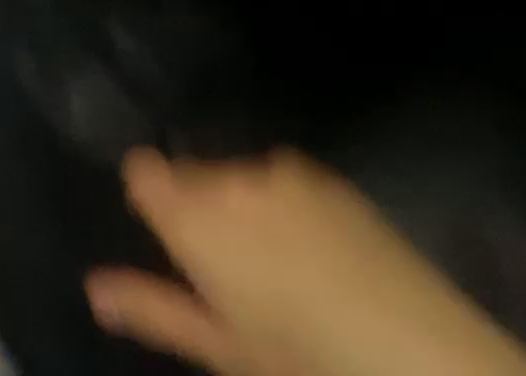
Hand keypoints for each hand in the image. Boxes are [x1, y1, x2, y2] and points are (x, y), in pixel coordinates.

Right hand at [86, 148, 525, 375]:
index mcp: (193, 215)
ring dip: (240, 202)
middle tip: (227, 266)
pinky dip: (283, 200)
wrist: (433, 362)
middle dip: (196, 204)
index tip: (161, 230)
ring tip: (277, 261)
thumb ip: (153, 308)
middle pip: (190, 172)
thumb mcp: (223, 347)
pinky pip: (282, 176)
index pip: (141, 168)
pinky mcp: (333, 180)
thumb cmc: (305, 361)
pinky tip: (316, 249)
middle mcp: (231, 179)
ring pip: (236, 174)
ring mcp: (285, 174)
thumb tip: (92, 287)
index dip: (147, 194)